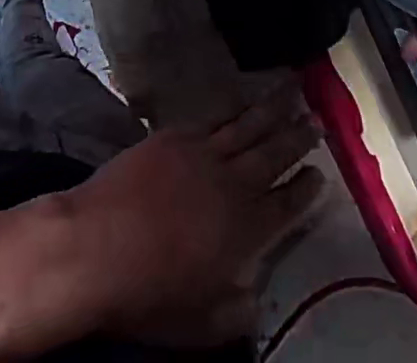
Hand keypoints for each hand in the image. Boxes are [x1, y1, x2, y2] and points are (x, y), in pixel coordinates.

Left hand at [60, 91, 326, 346]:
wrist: (95, 246)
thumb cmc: (146, 293)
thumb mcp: (198, 324)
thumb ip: (235, 312)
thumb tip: (257, 299)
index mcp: (246, 229)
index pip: (288, 204)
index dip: (307, 188)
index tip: (321, 174)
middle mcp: (234, 184)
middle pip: (276, 155)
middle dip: (300, 137)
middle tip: (319, 121)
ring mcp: (205, 154)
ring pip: (250, 126)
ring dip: (275, 109)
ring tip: (296, 92)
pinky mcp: (176, 136)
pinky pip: (213, 117)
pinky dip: (233, 107)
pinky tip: (243, 98)